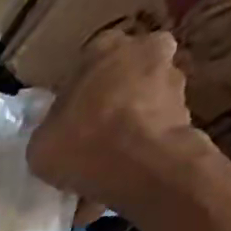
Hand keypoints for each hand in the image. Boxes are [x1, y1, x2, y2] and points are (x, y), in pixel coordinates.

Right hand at [27, 28, 209, 219]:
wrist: (141, 166)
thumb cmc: (82, 142)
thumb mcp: (40, 143)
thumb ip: (49, 132)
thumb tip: (57, 136)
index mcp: (102, 48)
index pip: (84, 67)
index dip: (73, 100)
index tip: (66, 126)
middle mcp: (144, 52)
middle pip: (119, 83)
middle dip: (108, 110)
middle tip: (89, 145)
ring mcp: (173, 82)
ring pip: (140, 110)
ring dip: (127, 134)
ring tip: (106, 172)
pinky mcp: (189, 115)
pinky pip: (152, 137)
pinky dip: (139, 156)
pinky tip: (121, 182)